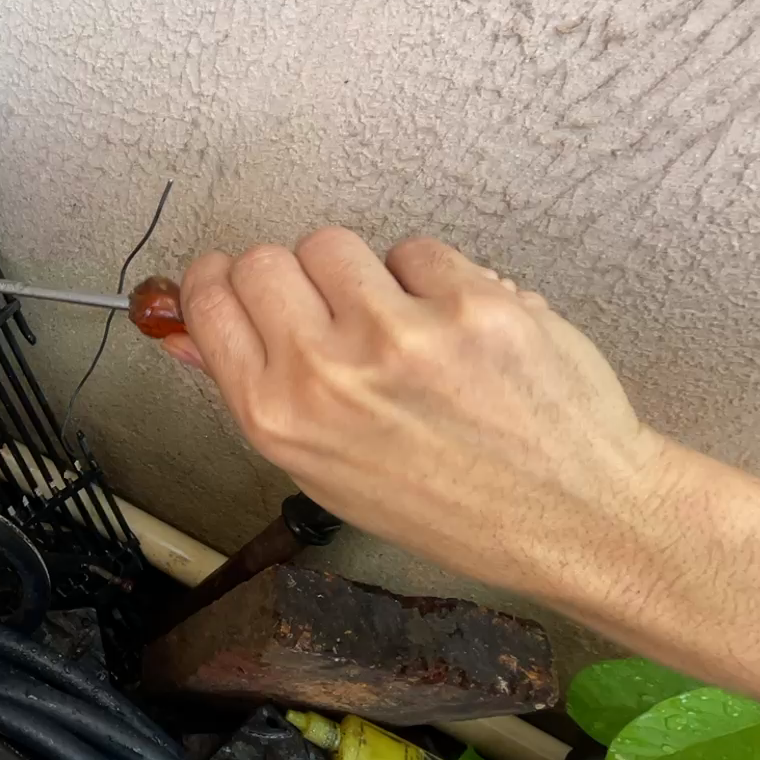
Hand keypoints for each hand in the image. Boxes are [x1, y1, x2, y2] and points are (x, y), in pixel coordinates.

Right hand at [162, 228, 671, 593]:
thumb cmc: (433, 502)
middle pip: (260, 260)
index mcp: (274, 414)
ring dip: (349, 271)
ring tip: (386, 315)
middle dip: (279, 275)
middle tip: (315, 305)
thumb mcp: (309, 463)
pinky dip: (422, 277)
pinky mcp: (472, 304)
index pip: (208, 302)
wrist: (575, 517)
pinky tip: (444, 322)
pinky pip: (411, 248)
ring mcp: (399, 334)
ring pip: (328, 242)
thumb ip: (242, 387)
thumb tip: (184, 333)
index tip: (225, 279)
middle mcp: (324, 372)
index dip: (211, 281)